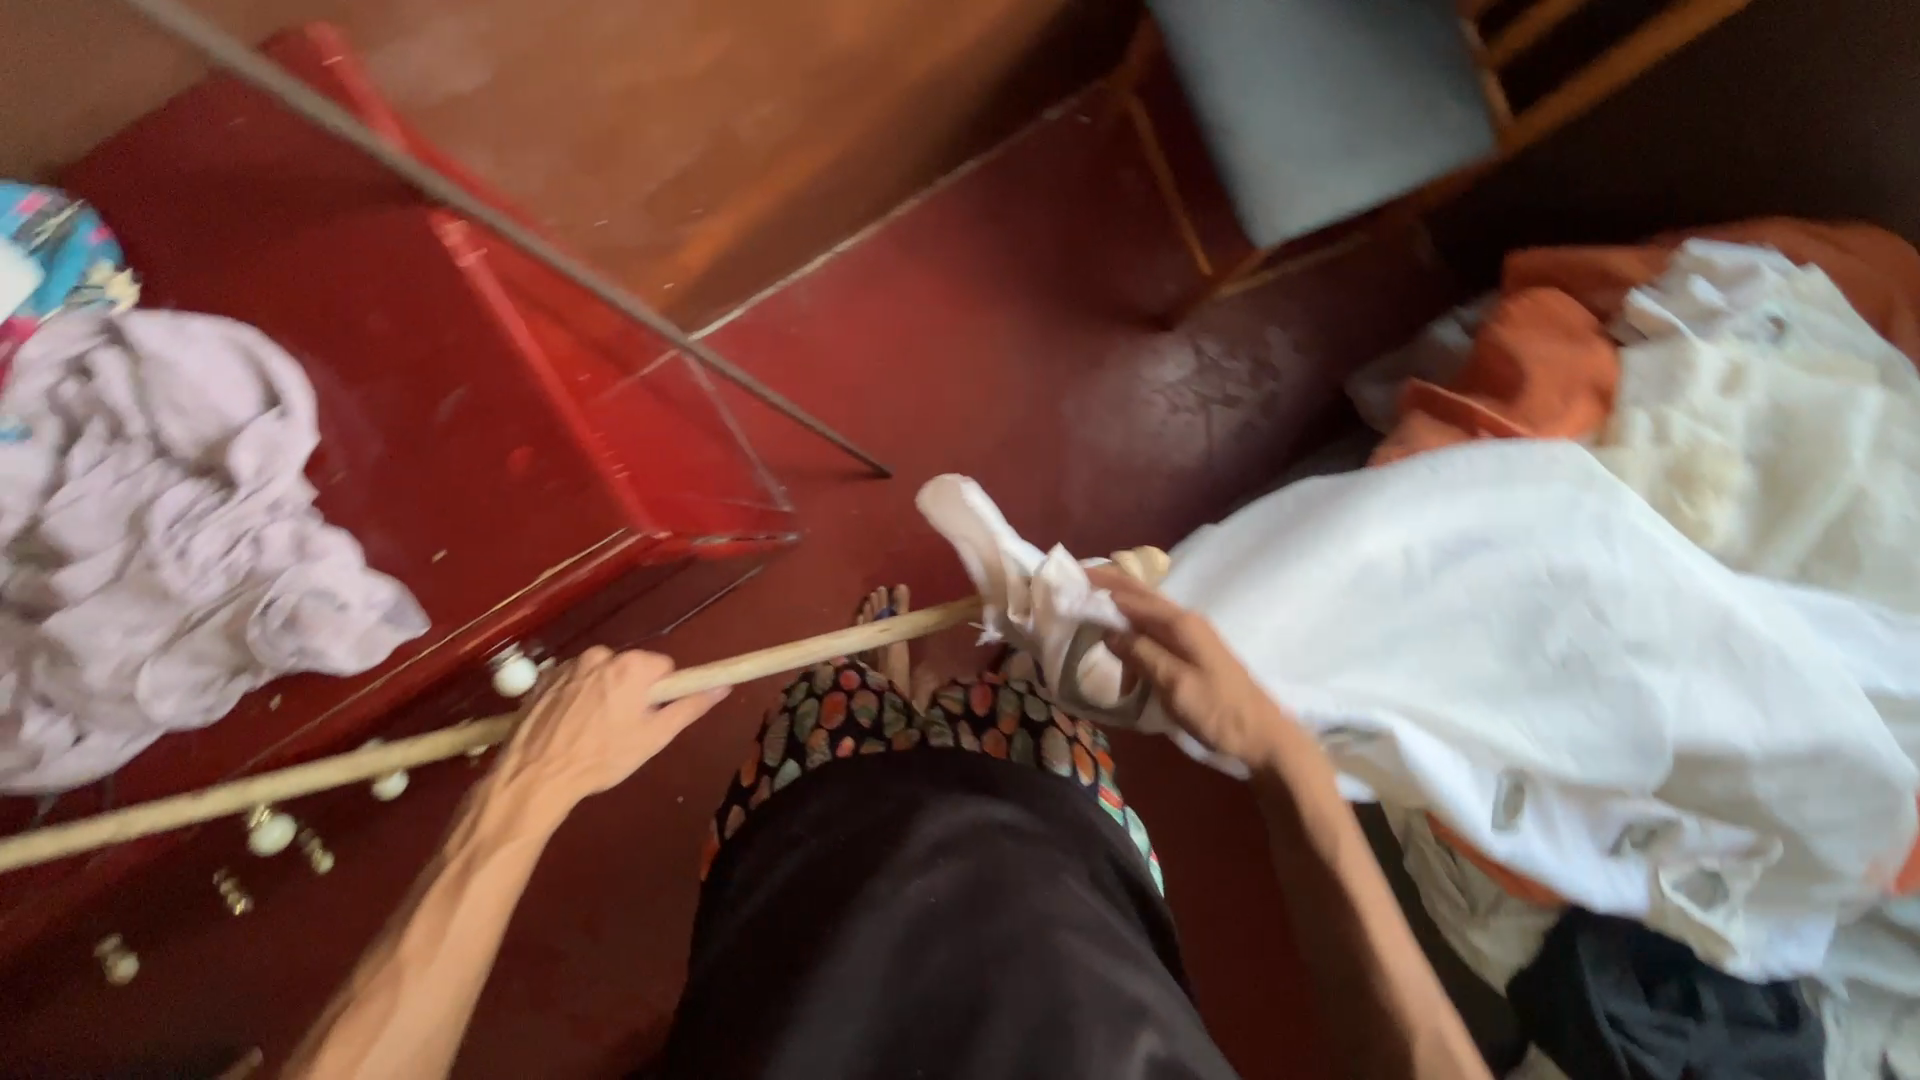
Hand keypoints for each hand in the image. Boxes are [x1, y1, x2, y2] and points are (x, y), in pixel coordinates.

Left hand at [496, 647, 728, 803]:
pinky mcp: (542, 679)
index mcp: (632, 666)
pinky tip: (569, 726)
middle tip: (621, 729)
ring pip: (601, 676)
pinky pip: (573, 682)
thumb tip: (723, 686)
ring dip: (602, 695)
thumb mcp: (655, 736)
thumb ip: (691, 706)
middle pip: (631, 670)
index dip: (660, 695)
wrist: (534, 777)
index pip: (663, 668)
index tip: (648, 718)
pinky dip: (576, 698)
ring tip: (591, 732)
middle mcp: (601, 655)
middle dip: (631, 693)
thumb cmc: (603, 758)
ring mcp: (568, 665)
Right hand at [1088, 566, 1304, 768]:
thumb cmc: (1219, 712)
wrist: (1264, 738)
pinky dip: (1133, 639)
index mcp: (1180, 623)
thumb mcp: (1174, 684)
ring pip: (1146, 616)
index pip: (1133, 595)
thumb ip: (1141, 654)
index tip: (1073, 579)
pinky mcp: (1192, 654)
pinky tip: (1121, 654)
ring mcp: (1191, 637)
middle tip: (1078, 582)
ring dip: (1119, 617)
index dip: (1103, 585)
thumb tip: (1109, 631)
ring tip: (1091, 624)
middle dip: (1110, 586)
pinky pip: (1154, 636)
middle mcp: (1185, 622)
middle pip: (1141, 596)